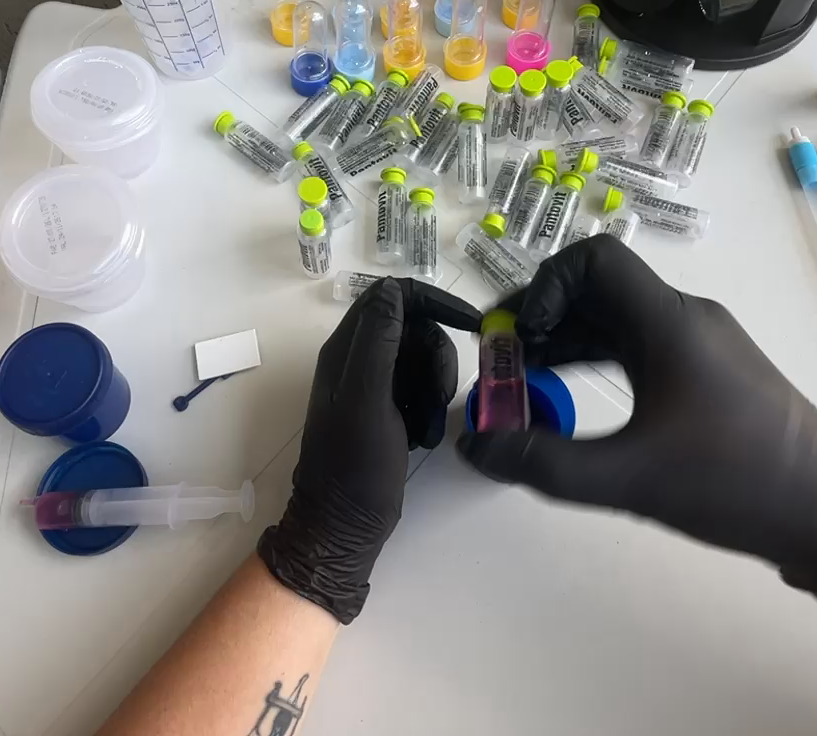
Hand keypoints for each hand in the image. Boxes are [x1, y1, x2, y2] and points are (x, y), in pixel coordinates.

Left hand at [258, 277, 480, 622]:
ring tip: (425, 423)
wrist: (345, 527)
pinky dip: (428, 407)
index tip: (471, 324)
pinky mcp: (385, 408)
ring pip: (420, 358)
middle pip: (414, 328)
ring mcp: (371, 384)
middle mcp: (357, 358)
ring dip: (434, 387)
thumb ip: (378, 340)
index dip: (433, 302)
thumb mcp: (367, 398)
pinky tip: (421, 435)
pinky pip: (419, 387)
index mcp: (346, 348)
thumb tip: (392, 289)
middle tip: (437, 394)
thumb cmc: (355, 465)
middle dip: (436, 358)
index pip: (393, 296)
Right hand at [456, 235, 816, 610]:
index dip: (545, 285)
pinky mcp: (701, 368)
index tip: (520, 335)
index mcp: (670, 323)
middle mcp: (681, 318)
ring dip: (563, 339)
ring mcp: (694, 342)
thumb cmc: (738, 485)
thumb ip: (546, 463)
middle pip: (596, 288)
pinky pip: (632, 343)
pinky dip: (592, 357)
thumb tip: (474, 444)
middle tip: (503, 358)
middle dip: (541, 316)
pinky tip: (567, 392)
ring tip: (523, 379)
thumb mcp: (632, 481)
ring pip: (613, 317)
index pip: (595, 260)